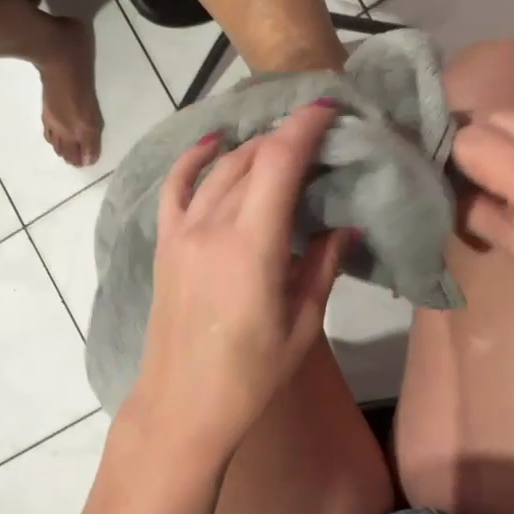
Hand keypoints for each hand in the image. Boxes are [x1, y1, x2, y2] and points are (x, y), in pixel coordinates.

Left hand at [133, 99, 354, 449]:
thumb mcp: (301, 325)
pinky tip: (213, 143)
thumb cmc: (250, 376)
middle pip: (251, 159)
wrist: (182, 405)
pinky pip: (176, 187)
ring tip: (282, 143)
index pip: (279, 163)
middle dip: (286, 137)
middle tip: (320, 135)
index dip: (304, 127)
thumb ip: (322, 266)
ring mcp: (182, 232)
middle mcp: (212, 226)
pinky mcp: (165, 244)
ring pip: (219, 168)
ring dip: (252, 147)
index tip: (329, 108)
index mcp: (252, 245)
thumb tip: (348, 225)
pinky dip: (194, 159)